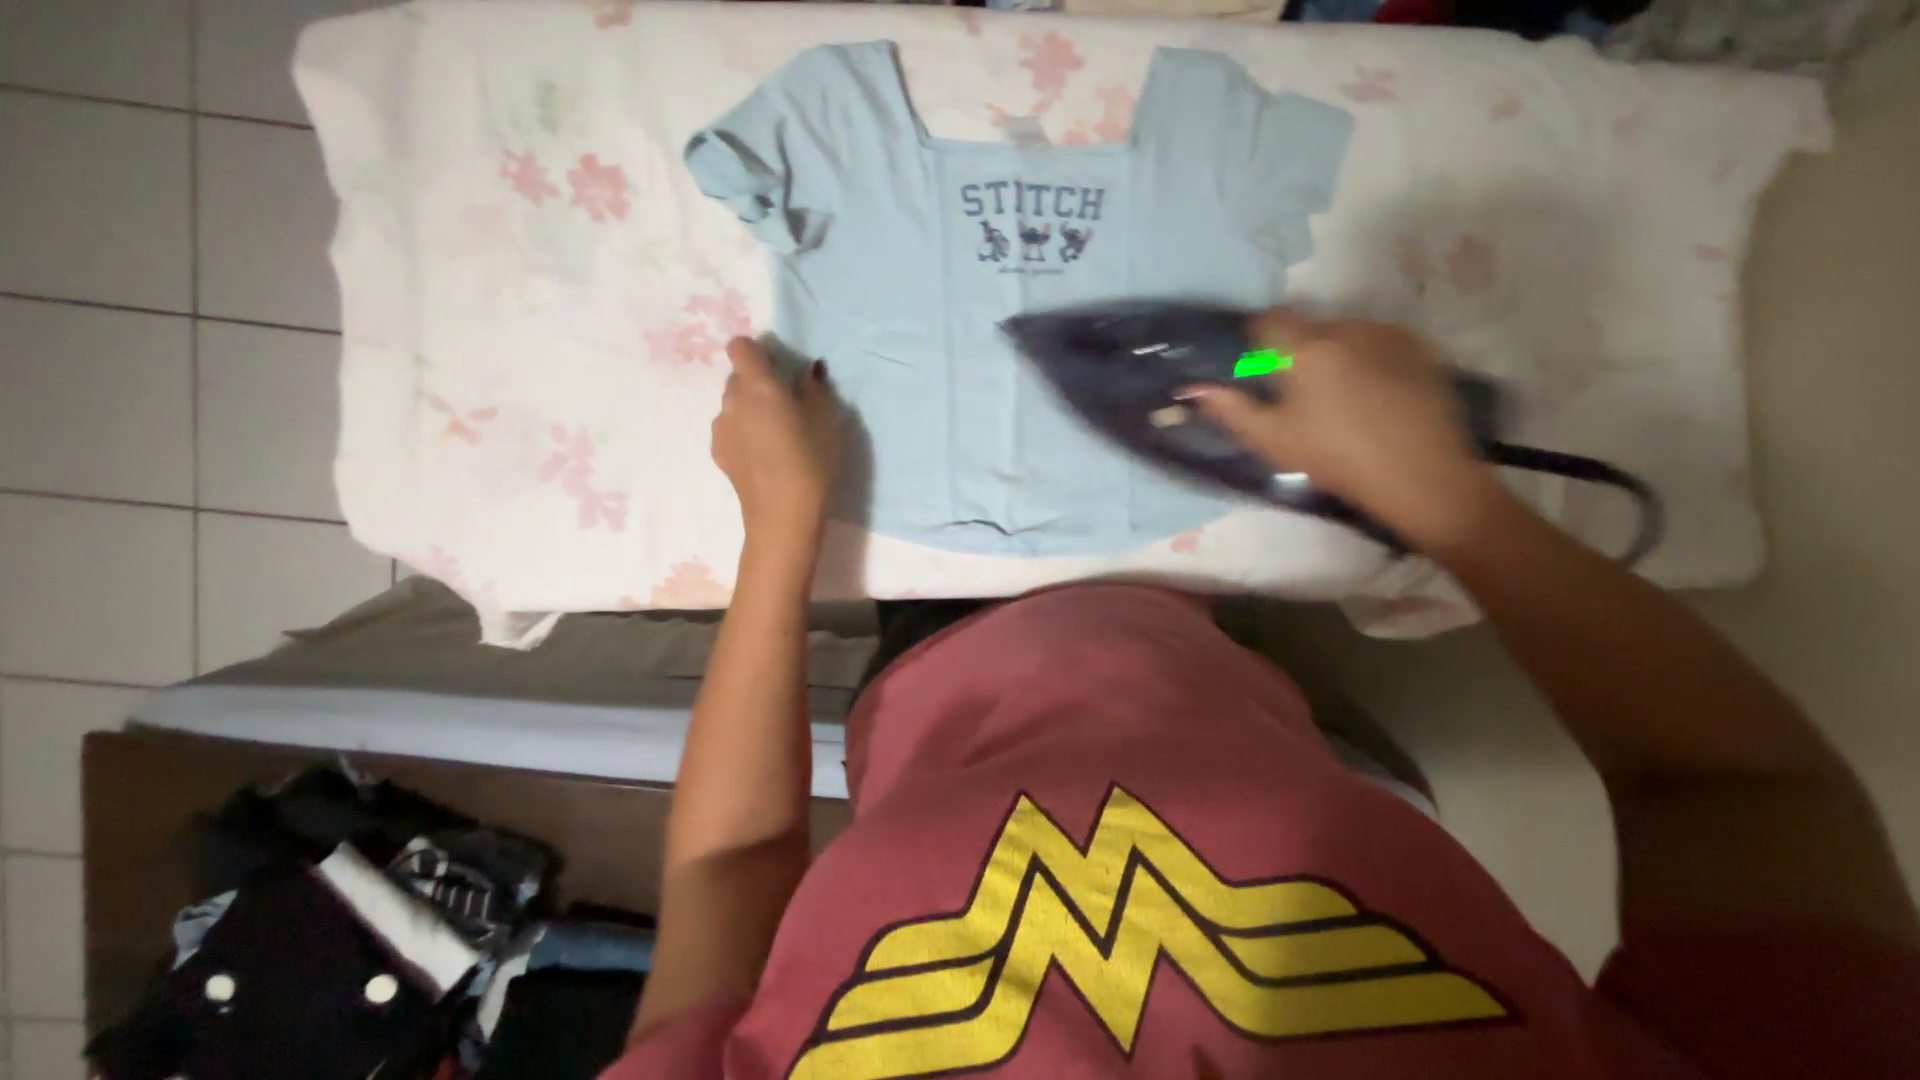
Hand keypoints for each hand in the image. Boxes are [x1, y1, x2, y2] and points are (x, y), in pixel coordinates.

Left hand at [711, 338, 842, 548]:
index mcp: (759, 385)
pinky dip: (742, 431)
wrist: (783, 515)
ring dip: (749, 408)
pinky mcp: (718, 451)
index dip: (758, 352)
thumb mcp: (827, 421)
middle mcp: (732, 400)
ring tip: (775, 434)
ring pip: (732, 403)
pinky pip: (729, 428)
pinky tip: (763, 455)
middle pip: (738, 376)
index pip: (740, 346)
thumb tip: (806, 372)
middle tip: (786, 404)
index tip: (780, 369)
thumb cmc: (811, 462)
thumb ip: (814, 389)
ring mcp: (721, 427)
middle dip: (757, 382)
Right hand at [1182, 309, 1501, 546]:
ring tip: (1337, 396)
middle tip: (1295, 392)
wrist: (1423, 477)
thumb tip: (1193, 388)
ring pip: (1347, 334)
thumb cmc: (1338, 458)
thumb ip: (1231, 409)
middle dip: (1297, 350)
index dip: (1256, 336)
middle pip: (1310, 327)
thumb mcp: (1274, 440)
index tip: (1254, 363)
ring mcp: (1390, 336)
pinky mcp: (1422, 351)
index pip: (1270, 319)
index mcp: (1308, 347)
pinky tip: (1372, 396)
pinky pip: (1380, 344)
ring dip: (1334, 354)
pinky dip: (1368, 361)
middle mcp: (1349, 328)